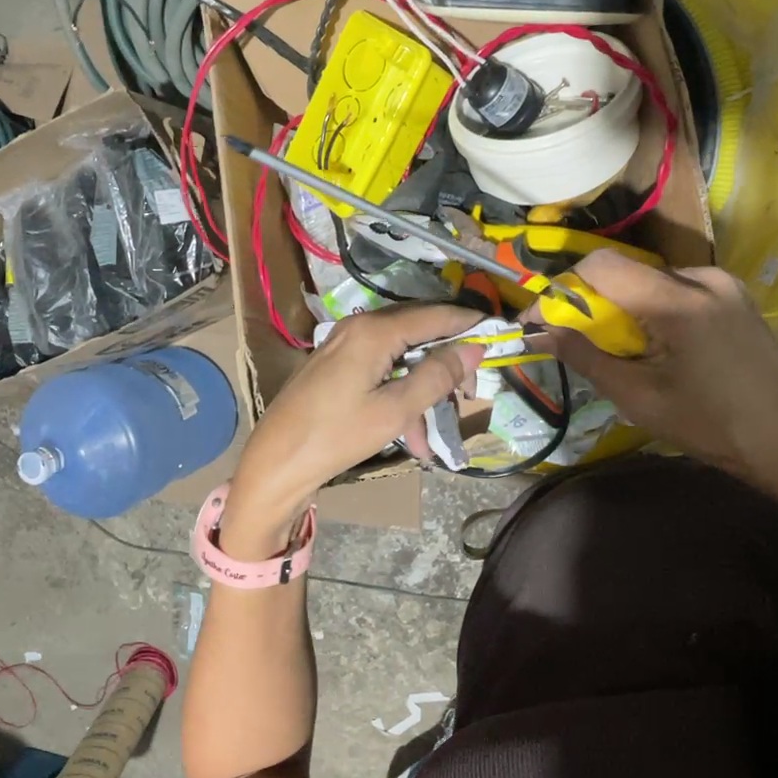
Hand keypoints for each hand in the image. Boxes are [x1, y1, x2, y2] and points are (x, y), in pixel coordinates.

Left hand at [219, 304, 485, 557]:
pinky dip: (399, 397)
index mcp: (375, 330)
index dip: (471, 324)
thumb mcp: (396, 411)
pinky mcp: (335, 366)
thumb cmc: (337, 436)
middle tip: (470, 393)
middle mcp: (359, 327)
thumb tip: (473, 348)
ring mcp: (344, 345)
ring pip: (401, 358)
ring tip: (434, 435)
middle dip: (447, 363)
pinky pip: (380, 371)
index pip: (437, 315)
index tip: (501, 335)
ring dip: (422, 391)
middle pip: (419, 333)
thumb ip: (437, 377)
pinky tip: (409, 438)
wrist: (276, 462)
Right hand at [531, 250, 777, 497]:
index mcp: (677, 302)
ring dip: (626, 305)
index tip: (545, 320)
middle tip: (580, 340)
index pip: (601, 266)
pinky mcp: (735, 294)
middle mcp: (702, 278)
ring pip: (651, 278)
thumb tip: (542, 332)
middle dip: (593, 301)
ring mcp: (724, 283)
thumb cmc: (707, 424)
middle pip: (626, 270)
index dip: (563, 289)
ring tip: (624, 348)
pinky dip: (655, 307)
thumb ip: (587, 358)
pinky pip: (678, 287)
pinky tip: (660, 344)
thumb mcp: (638, 398)